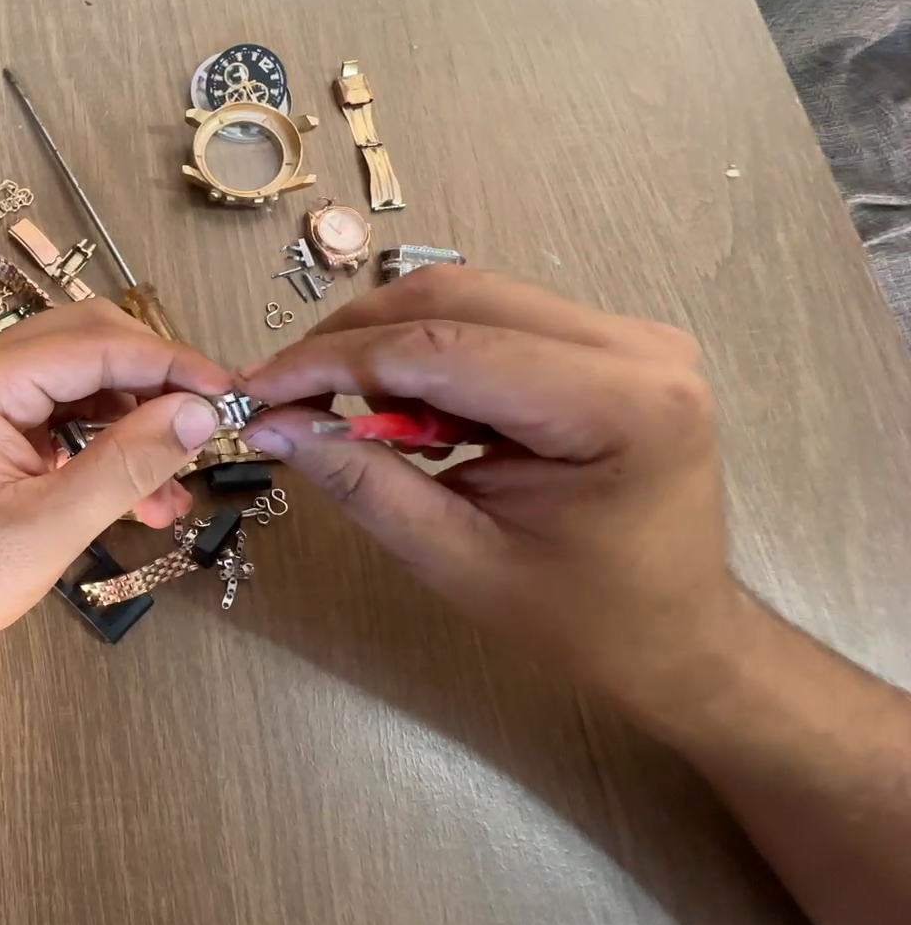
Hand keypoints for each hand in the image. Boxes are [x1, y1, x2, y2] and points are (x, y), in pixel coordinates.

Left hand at [0, 299, 230, 669]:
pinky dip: (107, 445)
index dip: (170, 363)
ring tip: (179, 479)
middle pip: (88, 344)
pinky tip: (147, 494)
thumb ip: (128, 464)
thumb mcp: (50, 526)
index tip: (232, 394)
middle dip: (154, 380)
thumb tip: (202, 413)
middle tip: (208, 424)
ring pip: (82, 380)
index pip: (95, 346)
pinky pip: (65, 416)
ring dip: (136, 419)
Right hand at [237, 267, 751, 708]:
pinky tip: (412, 416)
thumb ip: (355, 479)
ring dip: (380, 346)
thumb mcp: (445, 554)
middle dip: (347, 341)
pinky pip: (478, 315)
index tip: (253, 387)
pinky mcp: (598, 340)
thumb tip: (267, 423)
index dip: (328, 361)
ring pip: (457, 296)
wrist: (670, 629)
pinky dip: (416, 353)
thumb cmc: (568, 612)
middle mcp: (632, 345)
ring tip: (360, 419)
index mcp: (616, 406)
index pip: (438, 348)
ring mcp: (621, 334)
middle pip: (447, 297)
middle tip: (286, 394)